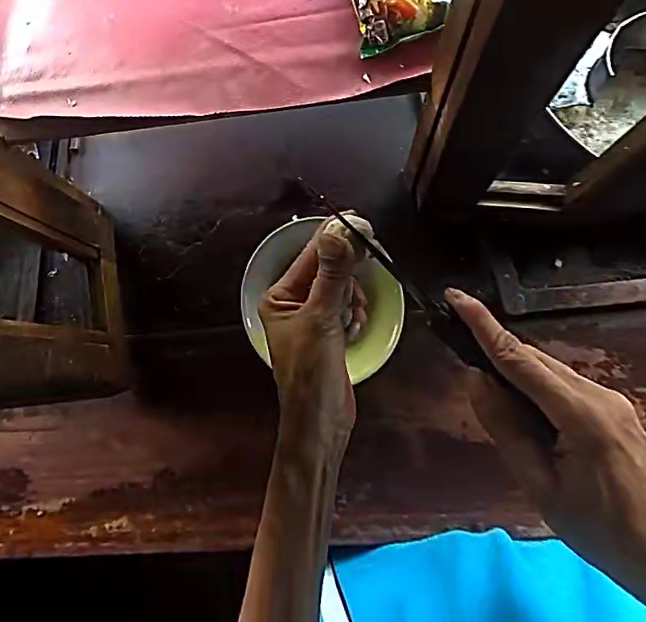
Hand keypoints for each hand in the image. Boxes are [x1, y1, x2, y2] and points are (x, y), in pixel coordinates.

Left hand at [259, 217, 368, 452]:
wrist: (321, 425)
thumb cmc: (311, 373)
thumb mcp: (322, 319)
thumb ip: (332, 276)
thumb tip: (337, 235)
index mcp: (279, 297)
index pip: (310, 258)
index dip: (333, 239)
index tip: (357, 220)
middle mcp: (292, 304)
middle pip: (327, 271)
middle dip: (345, 278)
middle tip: (366, 268)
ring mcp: (311, 319)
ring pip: (340, 289)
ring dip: (351, 300)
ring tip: (350, 320)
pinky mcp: (328, 334)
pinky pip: (346, 309)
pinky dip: (353, 316)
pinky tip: (352, 331)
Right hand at [445, 288, 645, 621]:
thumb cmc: (604, 534)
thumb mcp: (541, 489)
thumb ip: (505, 429)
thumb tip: (475, 379)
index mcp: (580, 416)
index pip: (518, 358)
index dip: (482, 324)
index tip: (456, 298)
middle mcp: (599, 396)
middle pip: (533, 359)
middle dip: (496, 355)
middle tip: (469, 374)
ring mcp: (613, 400)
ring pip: (549, 369)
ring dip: (518, 374)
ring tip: (501, 408)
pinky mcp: (618, 409)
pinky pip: (565, 383)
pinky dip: (539, 388)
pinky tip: (533, 417)